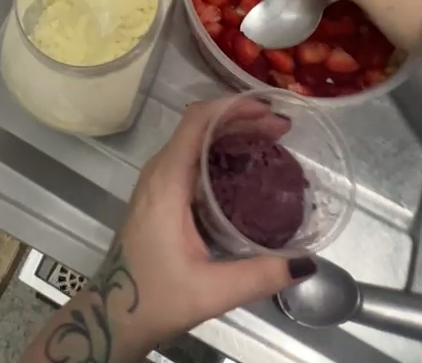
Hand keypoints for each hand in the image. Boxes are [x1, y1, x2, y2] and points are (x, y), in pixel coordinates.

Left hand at [23, 99, 311, 362]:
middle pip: (200, 124)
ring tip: (270, 138)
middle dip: (241, 117)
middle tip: (281, 127)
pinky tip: (246, 162)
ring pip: (196, 137)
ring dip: (232, 130)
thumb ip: (260, 275)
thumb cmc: (154, 297)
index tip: (267, 110)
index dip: (232, 106)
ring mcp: (158, 179)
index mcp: (167, 180)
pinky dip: (221, 148)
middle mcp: (160, 170)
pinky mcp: (161, 191)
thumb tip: (308, 264)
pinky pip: (192, 154)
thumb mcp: (211, 290)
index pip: (197, 120)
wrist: (114, 315)